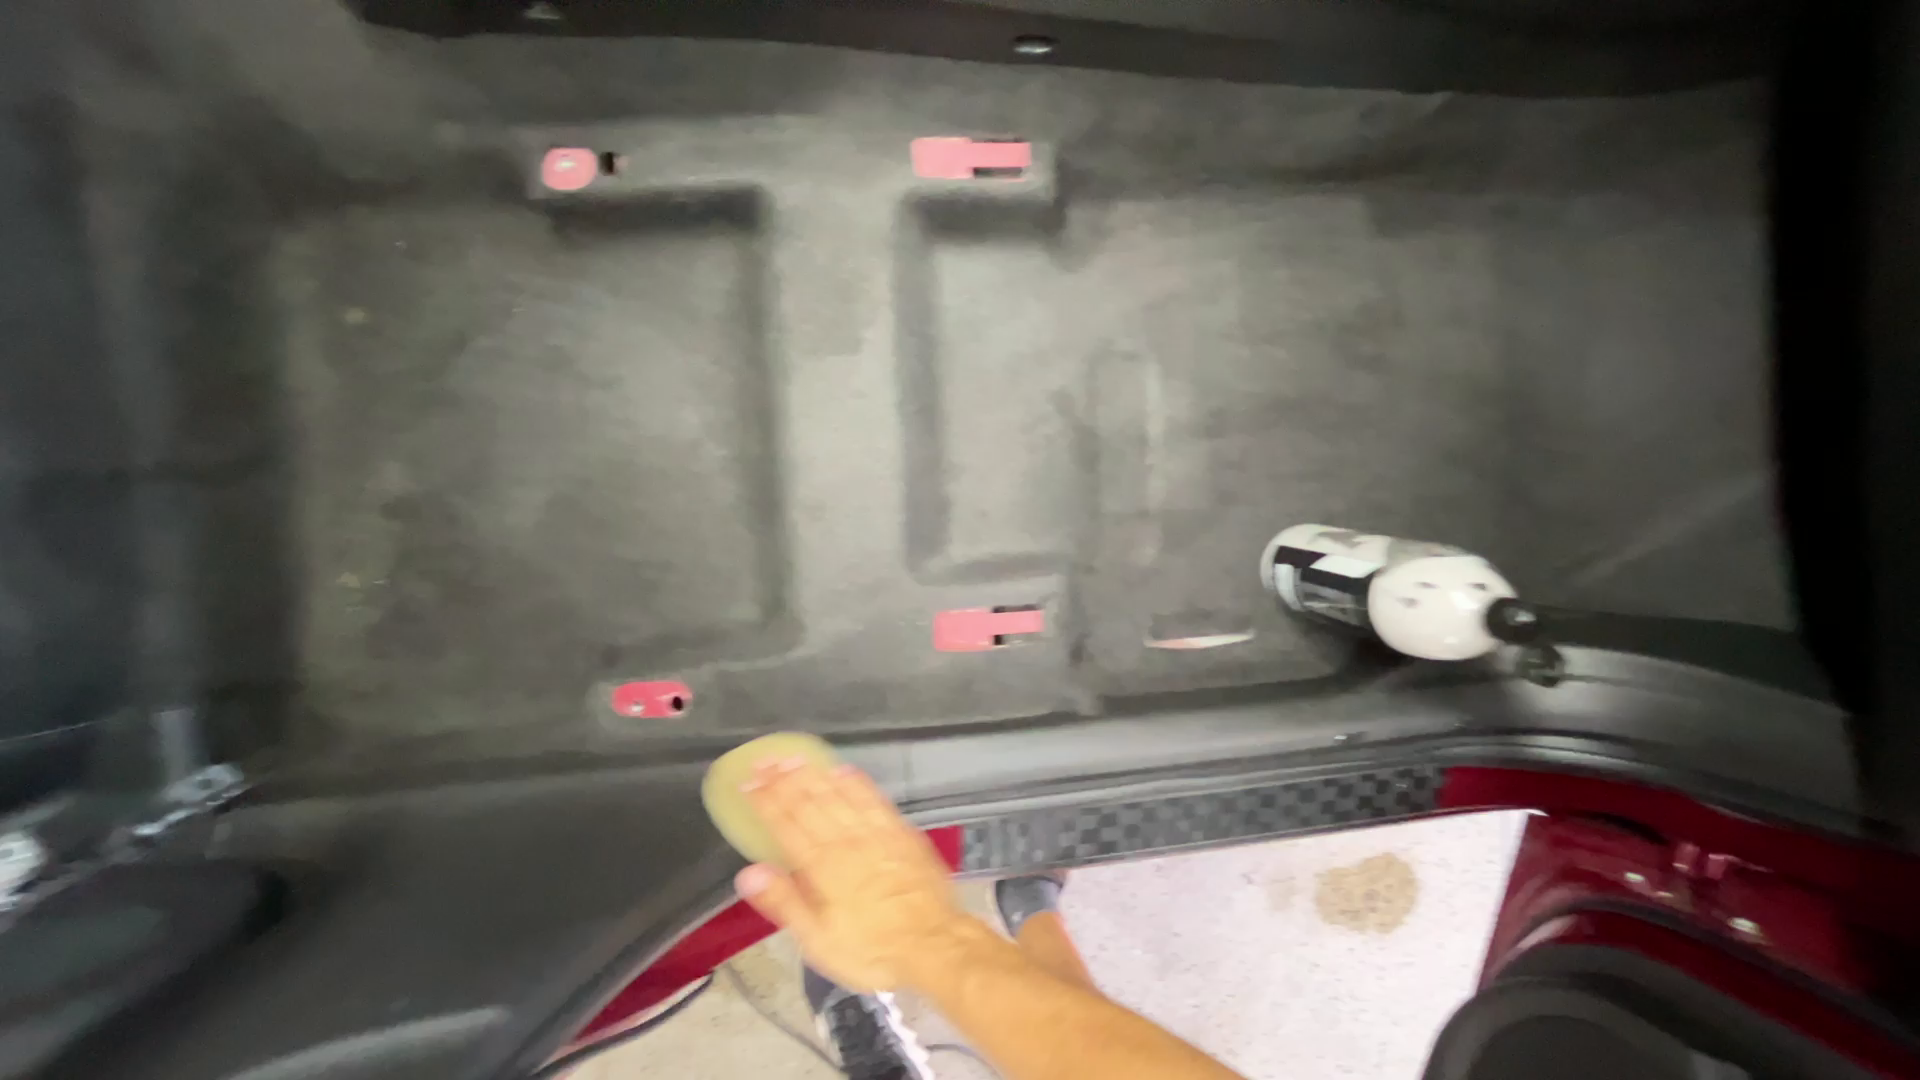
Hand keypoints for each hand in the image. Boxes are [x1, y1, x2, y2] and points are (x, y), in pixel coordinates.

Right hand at [734, 758, 966, 991]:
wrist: (932, 943)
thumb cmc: (871, 949)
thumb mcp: (818, 940)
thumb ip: (784, 902)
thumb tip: (749, 873)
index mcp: (822, 867)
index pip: (785, 825)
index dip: (764, 802)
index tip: (747, 782)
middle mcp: (846, 841)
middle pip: (809, 803)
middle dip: (783, 780)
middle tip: (765, 760)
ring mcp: (876, 833)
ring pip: (839, 795)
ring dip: (815, 775)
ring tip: (795, 757)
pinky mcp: (901, 832)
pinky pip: (874, 799)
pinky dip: (857, 783)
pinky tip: (845, 770)